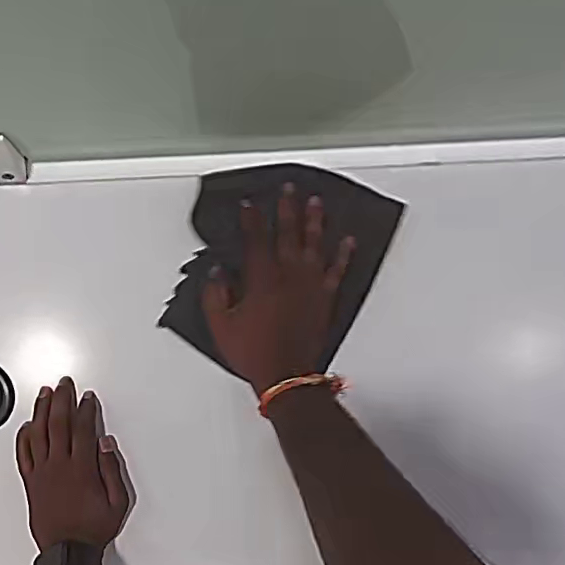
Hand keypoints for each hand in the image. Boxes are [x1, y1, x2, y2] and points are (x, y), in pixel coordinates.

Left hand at [15, 378, 132, 550]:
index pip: (82, 428)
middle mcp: (59, 466)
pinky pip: (23, 453)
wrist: (67, 552)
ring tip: (44, 394)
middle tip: (64, 384)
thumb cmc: (91, 530)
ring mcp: (42, 473)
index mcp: (81, 469)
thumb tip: (106, 445)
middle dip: (62, 399)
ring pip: (38, 433)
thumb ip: (112, 470)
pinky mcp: (30, 482)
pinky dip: (24, 436)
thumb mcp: (117, 502)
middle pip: (58, 422)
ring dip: (41, 410)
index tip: (87, 398)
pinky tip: (26, 426)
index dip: (85, 409)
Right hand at [202, 183, 355, 394]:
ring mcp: (309, 285)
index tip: (249, 204)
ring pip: (314, 244)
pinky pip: (336, 270)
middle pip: (288, 233)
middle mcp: (288, 276)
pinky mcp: (325, 298)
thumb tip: (217, 274)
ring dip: (314, 221)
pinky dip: (343, 254)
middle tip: (288, 189)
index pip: (255, 239)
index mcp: (261, 280)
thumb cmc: (254, 352)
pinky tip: (347, 240)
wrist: (286, 374)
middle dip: (286, 208)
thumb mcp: (222, 326)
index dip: (251, 219)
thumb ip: (216, 296)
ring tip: (316, 202)